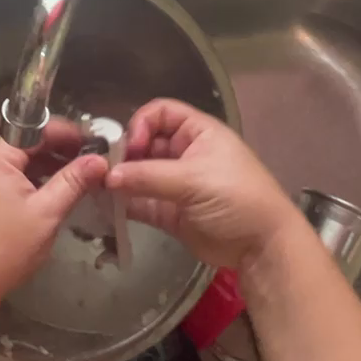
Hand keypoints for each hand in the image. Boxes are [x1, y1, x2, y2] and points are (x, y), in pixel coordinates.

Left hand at [0, 130, 108, 302]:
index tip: (92, 141)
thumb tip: (100, 160)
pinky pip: (10, 177)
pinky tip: (54, 191)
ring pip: (18, 161)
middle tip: (90, 158)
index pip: (33, 128)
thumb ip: (73, 181)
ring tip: (79, 174)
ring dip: (47, 165)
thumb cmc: (7, 247)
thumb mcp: (47, 212)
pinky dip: (32, 180)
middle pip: (25, 143)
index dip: (65, 132)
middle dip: (59, 149)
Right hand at [105, 98, 298, 271]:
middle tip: (106, 170)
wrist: (261, 248)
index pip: (160, 113)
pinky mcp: (169, 212)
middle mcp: (184, 153)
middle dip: (125, 154)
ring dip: (121, 180)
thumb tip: (108, 176)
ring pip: (139, 173)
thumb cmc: (236, 198)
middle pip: (145, 143)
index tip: (130, 146)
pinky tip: (107, 207)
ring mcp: (175, 183)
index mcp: (198, 133)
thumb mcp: (194, 180)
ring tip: (100, 188)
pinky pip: (140, 201)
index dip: (141, 124)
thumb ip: (148, 176)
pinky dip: (124, 204)